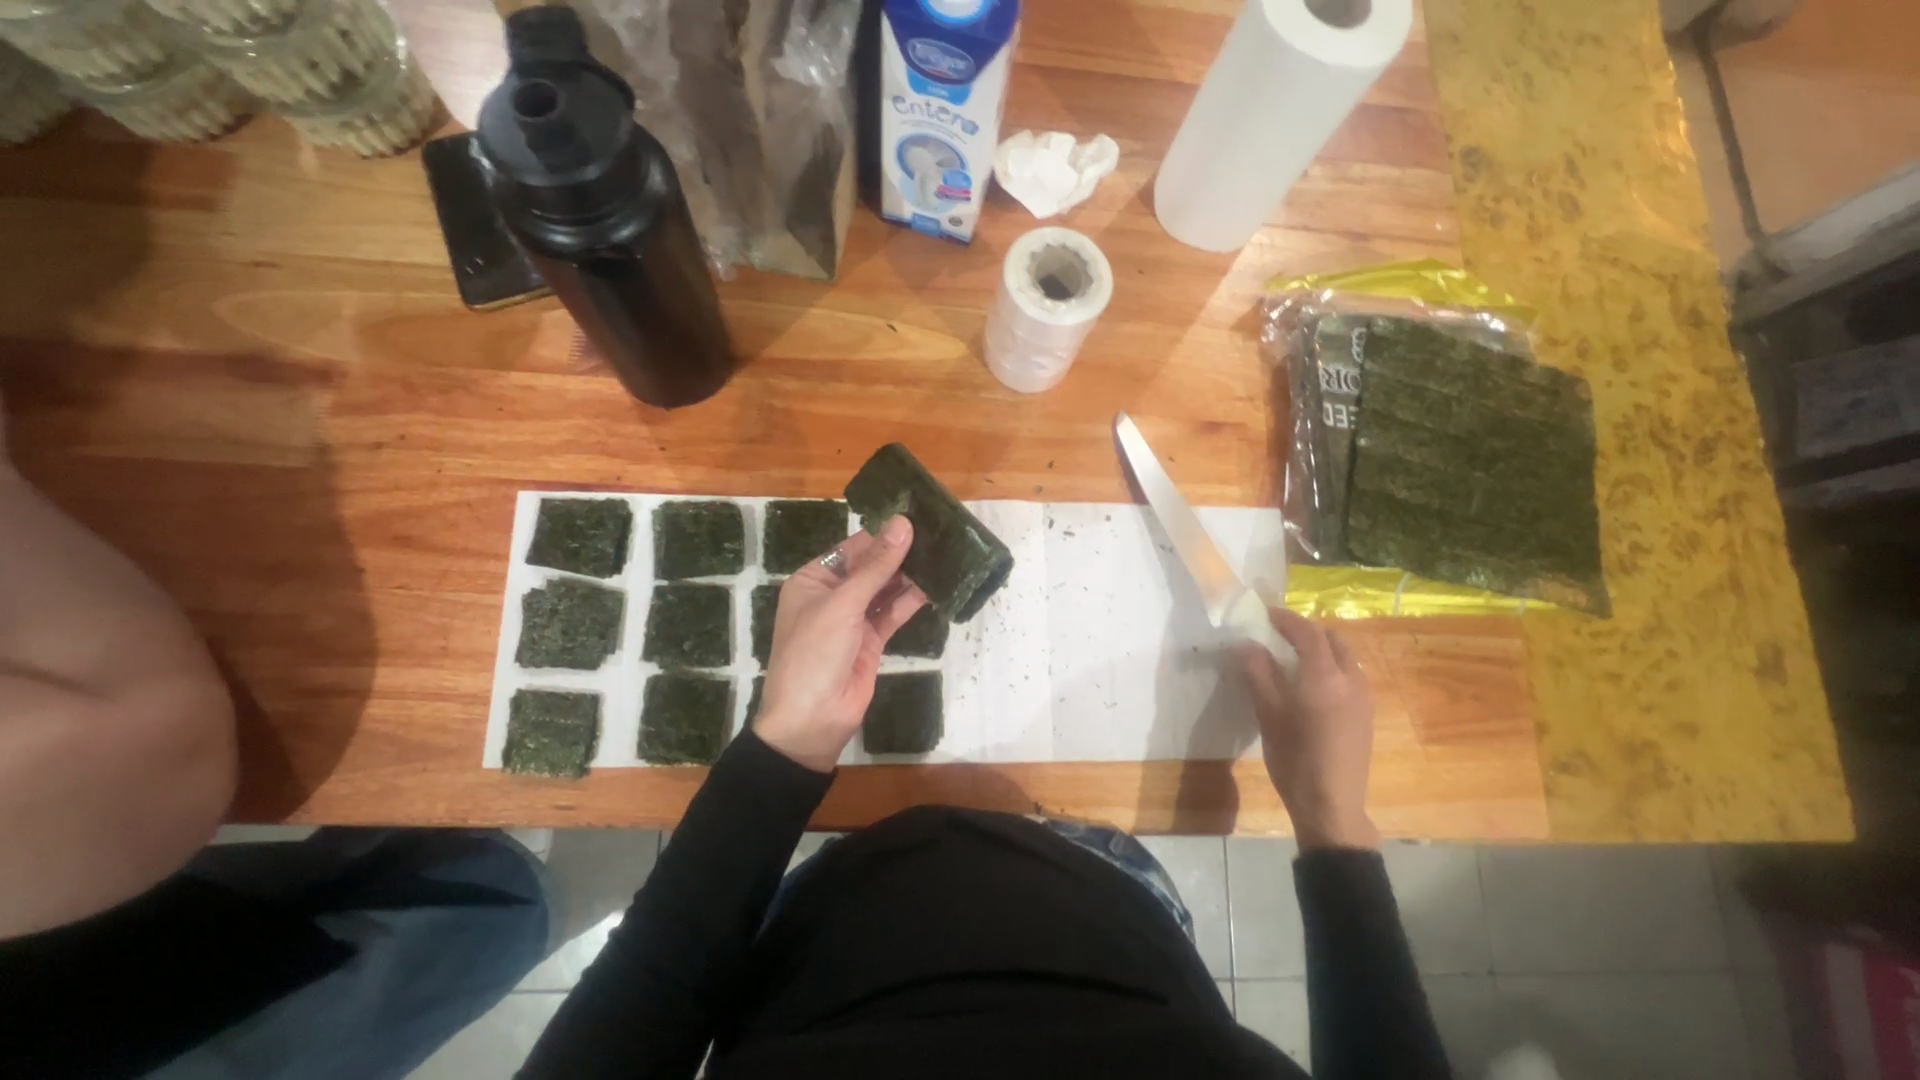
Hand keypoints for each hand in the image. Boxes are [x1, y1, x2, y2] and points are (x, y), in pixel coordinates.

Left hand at [752, 516, 926, 772]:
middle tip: (939, 533)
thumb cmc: (814, 653)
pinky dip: (912, 600)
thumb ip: (877, 566)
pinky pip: (893, 613)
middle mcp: (832, 596)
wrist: (811, 720)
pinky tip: (936, 585)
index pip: (852, 548)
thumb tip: (903, 523)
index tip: (917, 516)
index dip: (882, 534)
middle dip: (900, 553)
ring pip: (885, 589)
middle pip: (871, 567)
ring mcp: (853, 619)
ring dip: (909, 575)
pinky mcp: (871, 641)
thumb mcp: (843, 605)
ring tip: (943, 553)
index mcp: (812, 580)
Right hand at [1234, 608, 1379, 850]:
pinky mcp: (1367, 713)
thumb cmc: (1294, 759)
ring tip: (1294, 658)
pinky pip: (1351, 675)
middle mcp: (1351, 679)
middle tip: (1279, 634)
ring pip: (1345, 656)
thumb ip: (1258, 674)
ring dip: (1321, 648)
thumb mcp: (1268, 715)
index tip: (1265, 614)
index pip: (1307, 633)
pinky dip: (1332, 666)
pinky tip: (1312, 685)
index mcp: (1324, 676)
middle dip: (1306, 630)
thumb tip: (1247, 644)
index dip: (1286, 619)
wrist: (1332, 804)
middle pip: (1332, 639)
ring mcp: (1364, 696)